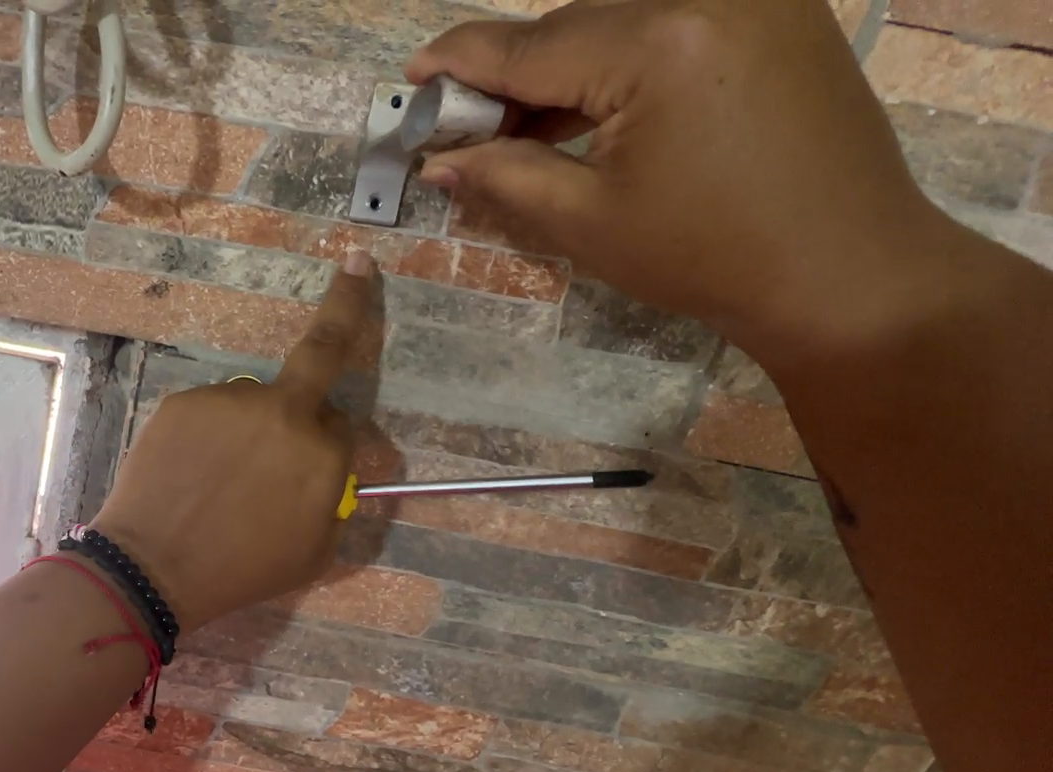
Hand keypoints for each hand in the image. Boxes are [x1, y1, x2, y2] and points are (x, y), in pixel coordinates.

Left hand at [90, 253, 379, 629]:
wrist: (154, 567)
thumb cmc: (239, 571)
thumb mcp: (313, 555)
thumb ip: (333, 503)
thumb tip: (330, 473)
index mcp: (324, 453)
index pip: (344, 420)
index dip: (330, 436)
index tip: (333, 400)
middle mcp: (283, 412)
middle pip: (319, 355)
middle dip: (346, 303)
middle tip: (357, 267)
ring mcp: (228, 401)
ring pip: (250, 401)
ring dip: (245, 424)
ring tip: (213, 475)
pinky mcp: (182, 401)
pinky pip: (206, 412)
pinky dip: (203, 433)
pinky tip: (186, 469)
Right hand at [407, 0, 968, 358]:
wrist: (839, 267)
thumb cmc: (700, 254)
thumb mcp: (583, 220)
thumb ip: (504, 176)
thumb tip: (439, 160)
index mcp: (659, 42)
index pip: (531, 44)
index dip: (462, 59)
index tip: (412, 73)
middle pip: (572, 23)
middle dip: (509, 74)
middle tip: (462, 128)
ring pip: (618, 21)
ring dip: (558, 72)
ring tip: (516, 132)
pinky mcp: (775, 17)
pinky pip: (667, 27)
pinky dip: (613, 65)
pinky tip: (583, 113)